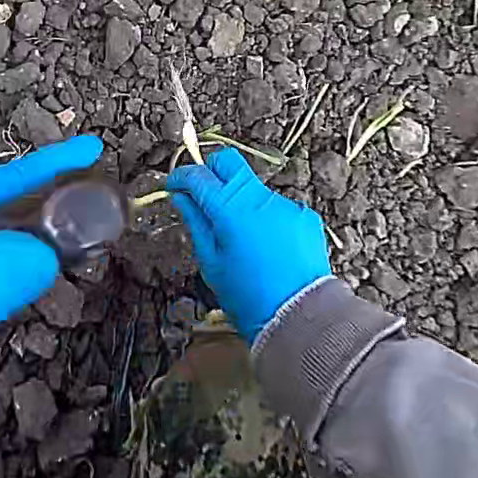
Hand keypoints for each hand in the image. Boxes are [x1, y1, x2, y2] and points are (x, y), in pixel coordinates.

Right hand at [167, 149, 330, 340]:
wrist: (300, 315)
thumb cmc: (249, 297)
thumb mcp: (212, 263)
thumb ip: (196, 223)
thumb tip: (182, 197)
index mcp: (231, 210)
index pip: (199, 175)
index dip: (182, 177)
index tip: (175, 185)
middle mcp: (259, 198)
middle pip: (229, 161)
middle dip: (211, 170)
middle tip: (202, 195)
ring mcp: (284, 203)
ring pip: (253, 187)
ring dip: (241, 201)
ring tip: (240, 237)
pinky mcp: (303, 213)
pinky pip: (276, 206)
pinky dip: (265, 217)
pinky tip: (266, 246)